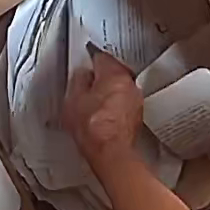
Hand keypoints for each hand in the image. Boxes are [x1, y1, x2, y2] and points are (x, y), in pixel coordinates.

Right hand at [62, 45, 144, 166]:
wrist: (109, 151)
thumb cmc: (93, 127)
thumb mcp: (73, 98)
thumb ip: (78, 80)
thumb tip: (82, 75)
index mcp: (114, 75)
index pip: (101, 57)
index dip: (89, 58)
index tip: (84, 60)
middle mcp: (130, 85)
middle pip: (113, 71)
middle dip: (100, 75)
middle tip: (85, 81)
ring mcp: (135, 101)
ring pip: (120, 87)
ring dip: (108, 90)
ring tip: (91, 100)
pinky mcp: (136, 116)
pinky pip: (123, 102)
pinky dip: (113, 104)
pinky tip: (100, 113)